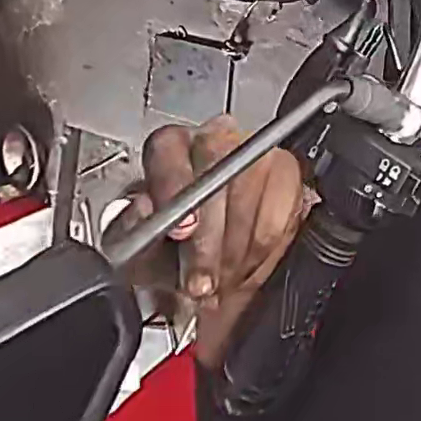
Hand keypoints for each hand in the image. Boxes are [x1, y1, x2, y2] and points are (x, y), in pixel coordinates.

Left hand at [135, 116, 311, 367]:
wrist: (212, 275)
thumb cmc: (171, 256)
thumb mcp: (138, 252)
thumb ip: (132, 230)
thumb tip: (143, 210)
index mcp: (169, 149)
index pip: (168, 148)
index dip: (174, 185)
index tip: (181, 229)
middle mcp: (214, 139)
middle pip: (216, 160)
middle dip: (210, 232)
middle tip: (201, 279)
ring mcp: (255, 151)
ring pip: (252, 186)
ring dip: (236, 250)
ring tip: (220, 282)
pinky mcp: (288, 171)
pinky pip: (281, 207)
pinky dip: (265, 250)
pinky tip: (246, 267)